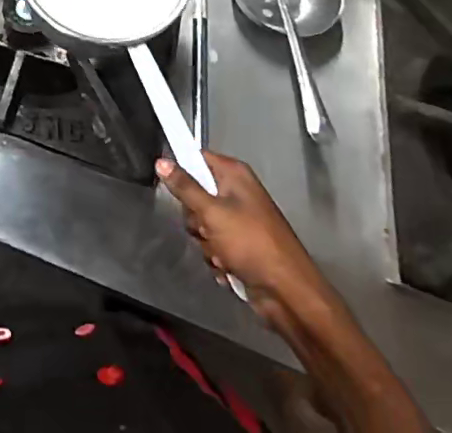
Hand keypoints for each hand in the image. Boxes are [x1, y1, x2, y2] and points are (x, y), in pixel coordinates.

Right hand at [156, 152, 338, 333]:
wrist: (288, 294)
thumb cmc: (252, 244)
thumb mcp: (212, 212)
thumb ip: (184, 187)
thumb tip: (162, 161)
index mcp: (235, 176)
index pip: (197, 157)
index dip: (181, 169)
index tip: (170, 182)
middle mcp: (237, 194)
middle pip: (194, 194)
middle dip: (195, 217)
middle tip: (207, 227)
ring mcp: (239, 221)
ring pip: (201, 223)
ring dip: (206, 242)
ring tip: (223, 253)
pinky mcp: (240, 246)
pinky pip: (213, 244)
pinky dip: (216, 257)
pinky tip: (229, 266)